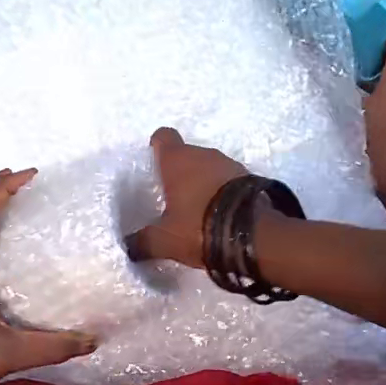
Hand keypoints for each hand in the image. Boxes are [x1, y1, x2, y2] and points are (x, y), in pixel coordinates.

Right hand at [126, 128, 247, 268]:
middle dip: (180, 173)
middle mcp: (205, 154)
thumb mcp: (166, 240)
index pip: (163, 137)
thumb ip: (144, 241)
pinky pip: (230, 181)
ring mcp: (231, 164)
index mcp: (179, 160)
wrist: (256, 234)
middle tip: (173, 199)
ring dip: (204, 183)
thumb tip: (129, 247)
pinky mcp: (251, 179)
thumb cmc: (200, 227)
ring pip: (210, 167)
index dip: (157, 148)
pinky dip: (223, 193)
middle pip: (187, 154)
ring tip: (198, 210)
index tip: (154, 166)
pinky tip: (220, 215)